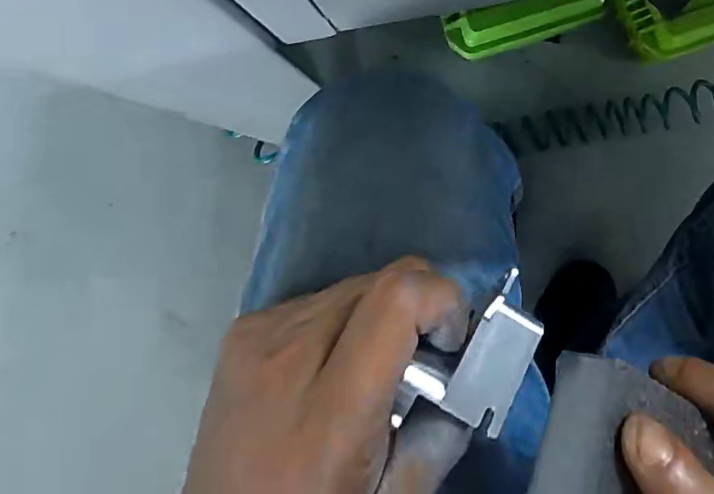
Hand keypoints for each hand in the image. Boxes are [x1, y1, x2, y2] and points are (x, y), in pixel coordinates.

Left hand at [183, 257, 467, 493]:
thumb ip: (441, 434)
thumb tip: (469, 368)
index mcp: (327, 410)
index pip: (398, 295)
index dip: (442, 301)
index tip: (449, 345)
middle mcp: (286, 356)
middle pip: (385, 280)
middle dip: (419, 310)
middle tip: (420, 365)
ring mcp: (259, 336)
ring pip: (358, 284)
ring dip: (382, 314)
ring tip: (370, 371)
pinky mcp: (244, 330)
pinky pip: (323, 297)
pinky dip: (347, 319)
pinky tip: (333, 366)